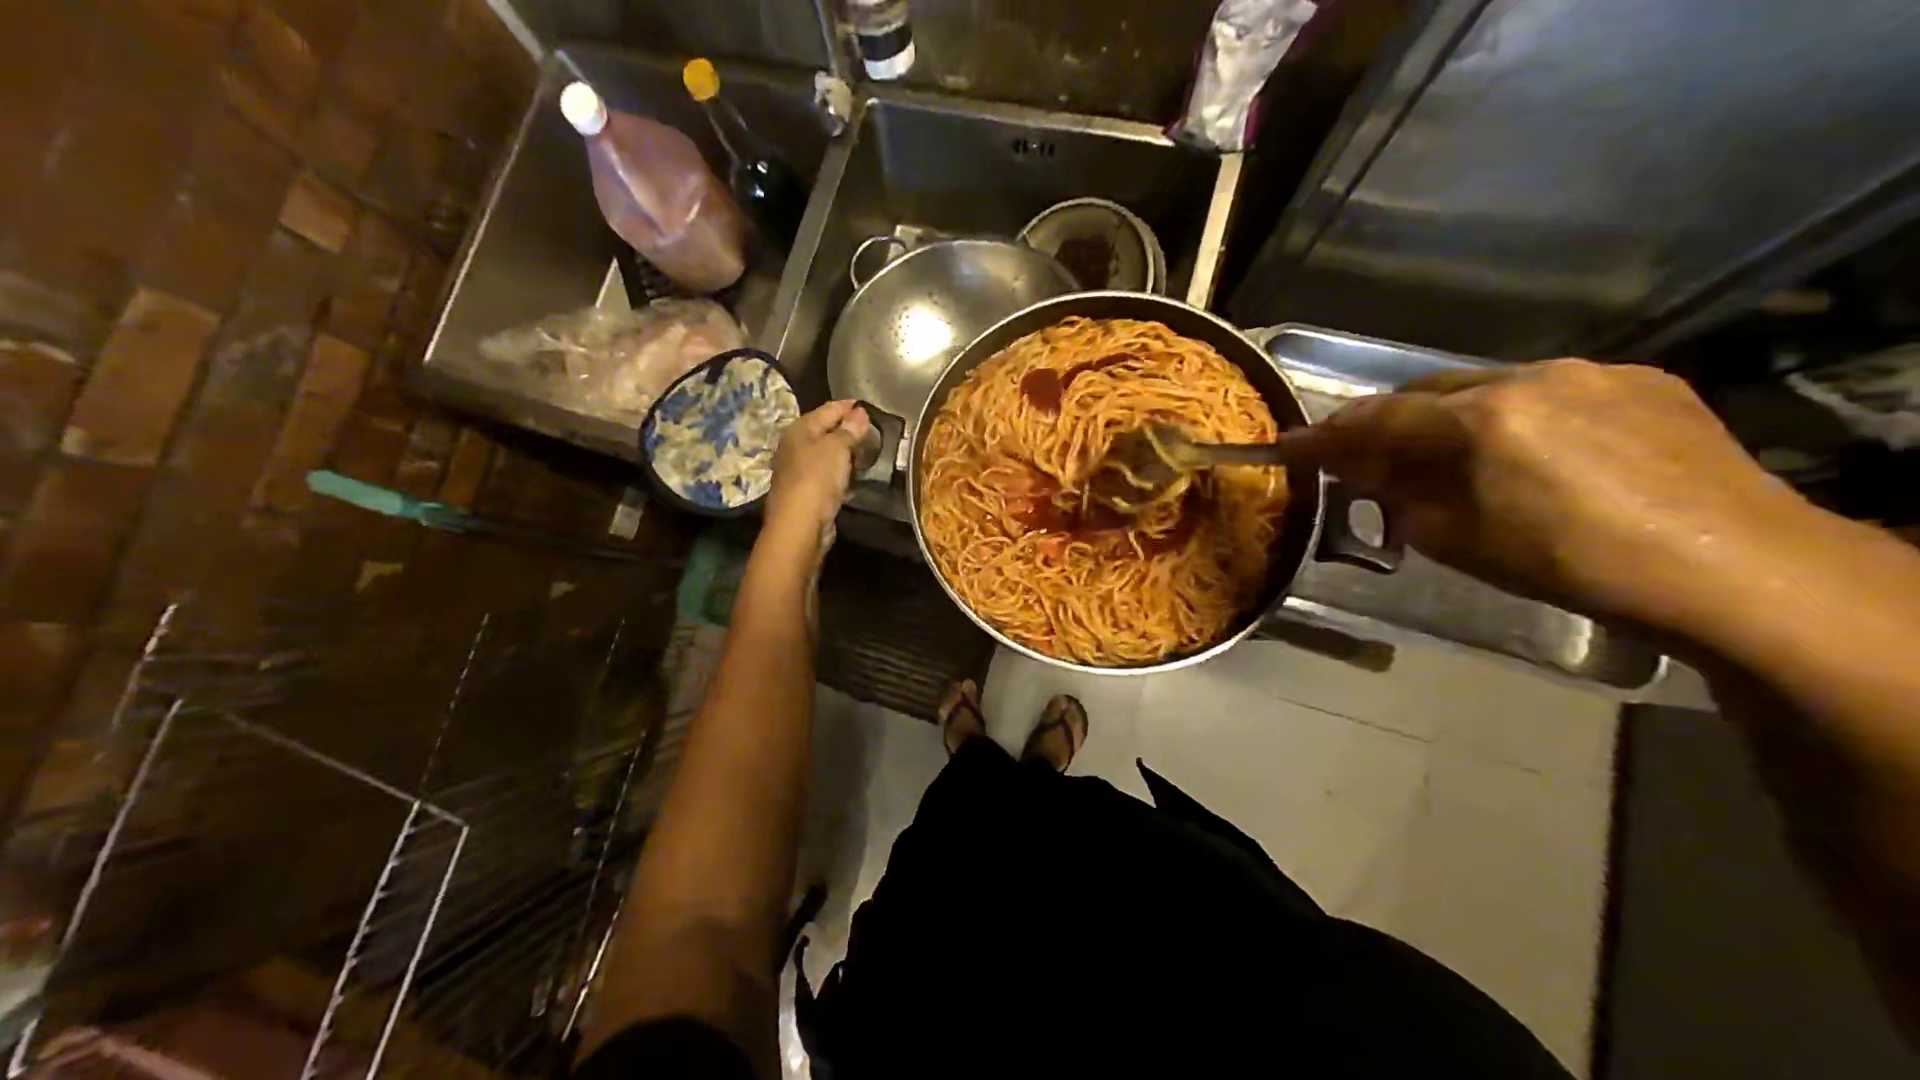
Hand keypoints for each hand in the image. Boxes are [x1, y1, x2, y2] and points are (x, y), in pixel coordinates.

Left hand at [764, 399, 870, 542]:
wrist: (800, 525)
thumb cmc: (817, 479)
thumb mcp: (837, 448)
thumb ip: (849, 430)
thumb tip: (860, 413)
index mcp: (800, 430)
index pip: (827, 410)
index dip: (847, 406)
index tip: (867, 405)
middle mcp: (796, 447)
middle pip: (825, 432)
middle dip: (847, 430)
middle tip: (872, 430)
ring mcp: (800, 471)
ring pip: (827, 455)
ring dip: (846, 454)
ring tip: (867, 453)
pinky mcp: (807, 492)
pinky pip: (828, 476)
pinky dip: (841, 475)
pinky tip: (854, 479)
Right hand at [1288, 358, 1815, 632]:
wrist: (1729, 567)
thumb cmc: (1571, 565)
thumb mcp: (1458, 539)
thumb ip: (1395, 495)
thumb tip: (1355, 471)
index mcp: (1481, 419)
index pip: (1377, 419)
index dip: (1326, 435)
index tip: (1289, 446)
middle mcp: (1528, 377)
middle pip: (1427, 391)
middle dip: (1388, 422)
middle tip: (1366, 455)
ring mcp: (1590, 372)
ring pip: (1489, 386)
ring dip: (1454, 417)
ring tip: (1454, 457)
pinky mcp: (1641, 380)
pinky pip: (1550, 390)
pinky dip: (1518, 415)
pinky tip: (1534, 453)